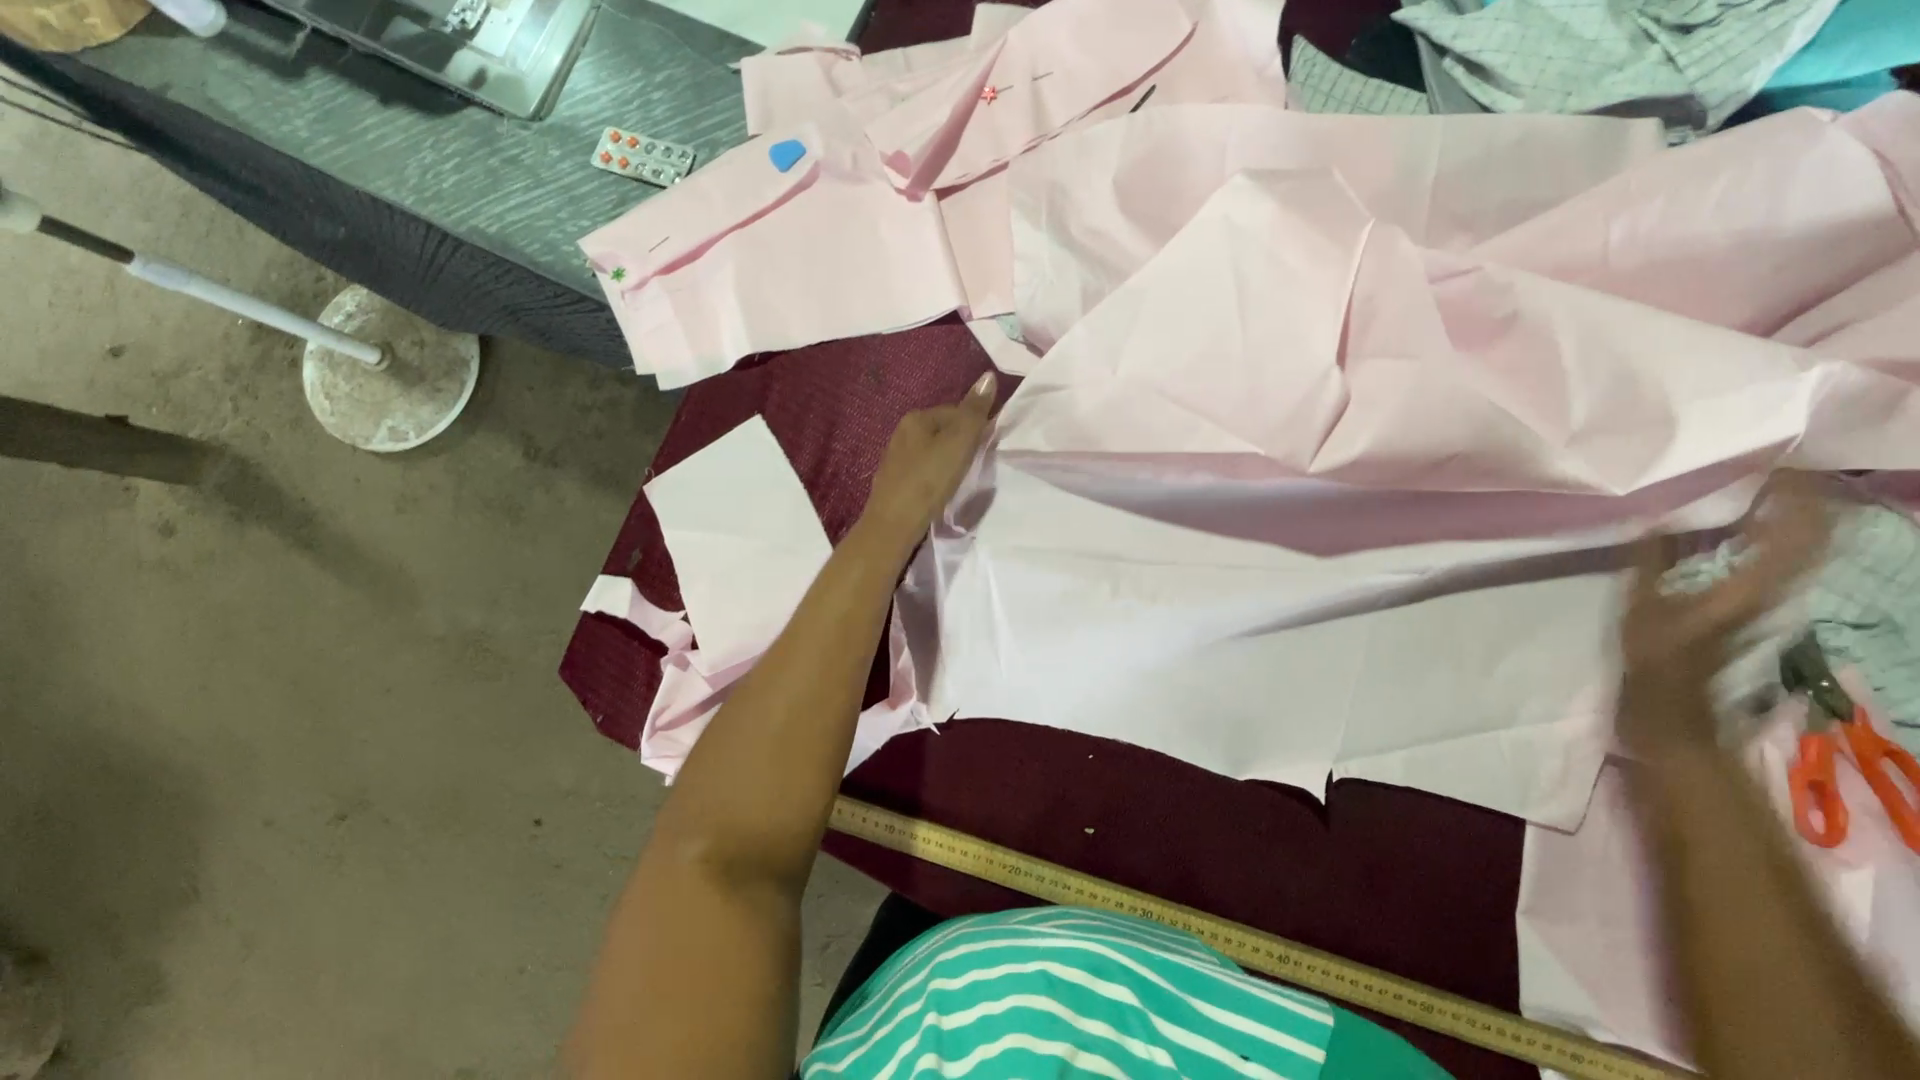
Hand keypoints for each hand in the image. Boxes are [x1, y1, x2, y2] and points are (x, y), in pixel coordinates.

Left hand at [858, 370, 997, 553]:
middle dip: (961, 444)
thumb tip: (988, 376)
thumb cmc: (928, 480)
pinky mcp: (895, 481)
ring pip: (933, 451)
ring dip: (949, 461)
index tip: (987, 447)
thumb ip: (974, 411)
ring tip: (961, 479)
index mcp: (916, 418)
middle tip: (976, 465)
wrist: (894, 524)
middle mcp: (902, 432)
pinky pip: (923, 470)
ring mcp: (895, 458)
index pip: (955, 411)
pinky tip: (941, 490)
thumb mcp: (958, 443)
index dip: (975, 427)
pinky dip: (936, 476)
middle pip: (943, 431)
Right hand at [1617, 472, 1831, 754]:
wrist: (1677, 713)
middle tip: (1765, 466)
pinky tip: (1747, 523)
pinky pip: (1788, 557)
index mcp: (1754, 584)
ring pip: (1808, 543)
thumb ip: (1650, 560)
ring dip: (1792, 512)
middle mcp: (1779, 588)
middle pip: (1816, 531)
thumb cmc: (1655, 663)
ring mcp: (1775, 598)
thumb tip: (1656, 517)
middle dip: (1799, 494)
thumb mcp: (1640, 608)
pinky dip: (1778, 532)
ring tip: (1758, 486)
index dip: (1793, 490)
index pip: (1800, 525)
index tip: (1767, 461)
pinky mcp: (1762, 604)